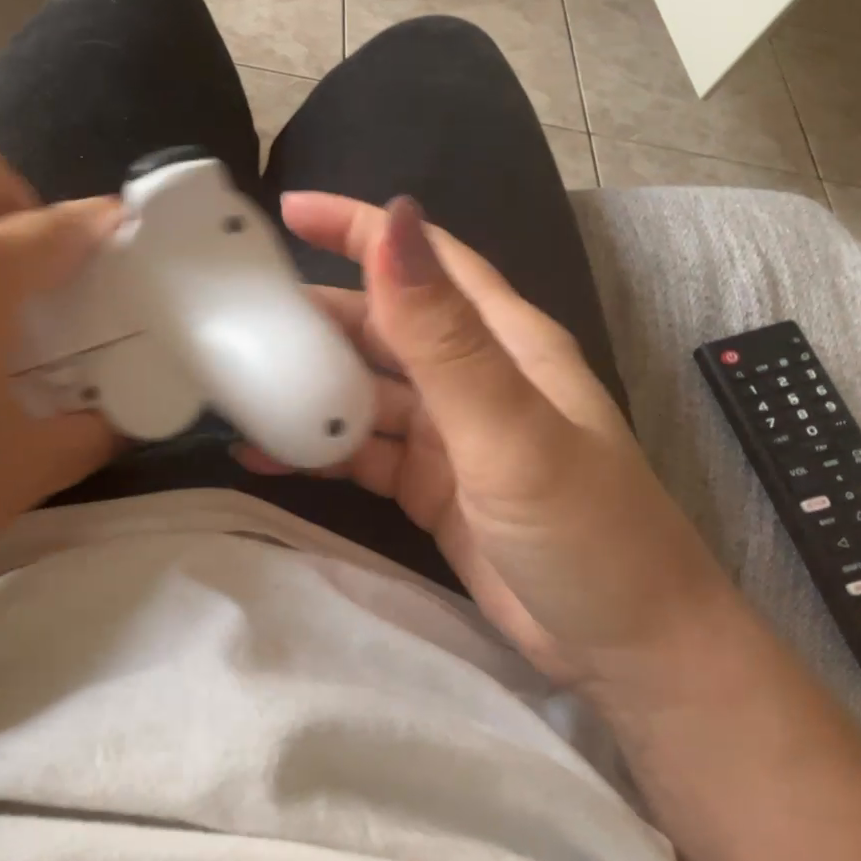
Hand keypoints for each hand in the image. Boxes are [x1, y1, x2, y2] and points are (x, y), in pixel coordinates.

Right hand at [242, 193, 743, 690]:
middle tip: (236, 322)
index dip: (360, 228)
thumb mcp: (510, 431)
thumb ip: (444, 337)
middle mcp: (472, 381)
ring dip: (307, 391)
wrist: (625, 649)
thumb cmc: (587, 533)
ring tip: (236, 391)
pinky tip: (264, 457)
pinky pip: (361, 456)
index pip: (424, 260)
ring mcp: (449, 439)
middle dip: (313, 319)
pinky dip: (317, 453)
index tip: (287, 211)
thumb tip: (392, 224)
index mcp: (503, 344)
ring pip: (363, 395)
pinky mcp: (430, 491)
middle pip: (380, 329)